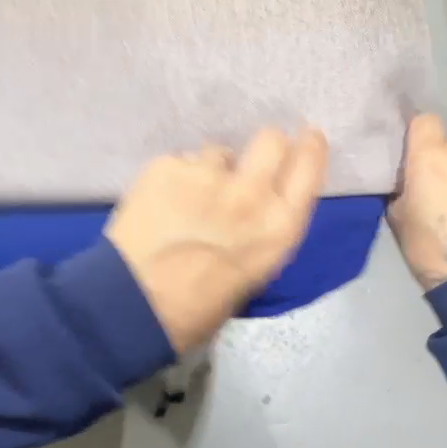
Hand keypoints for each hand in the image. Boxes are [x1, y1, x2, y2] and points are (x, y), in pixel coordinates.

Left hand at [107, 127, 328, 352]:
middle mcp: (252, 193)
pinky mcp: (167, 166)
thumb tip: (253, 214)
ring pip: (217, 153)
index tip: (306, 138)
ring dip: (209, 171)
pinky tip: (160, 205)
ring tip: (187, 200)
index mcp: (280, 227)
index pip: (309, 167)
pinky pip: (178, 162)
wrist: (137, 303)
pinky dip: (173, 179)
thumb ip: (261, 232)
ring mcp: (207, 174)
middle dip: (264, 147)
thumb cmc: (200, 309)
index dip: (309, 148)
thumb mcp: (255, 274)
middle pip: (271, 140)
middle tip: (248, 165)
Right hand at [386, 115, 446, 291]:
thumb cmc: (429, 249)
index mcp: (430, 157)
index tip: (411, 157)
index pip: (424, 121)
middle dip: (437, 161)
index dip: (416, 136)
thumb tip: (409, 179)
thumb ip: (403, 186)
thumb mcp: (397, 217)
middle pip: (446, 143)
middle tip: (430, 190)